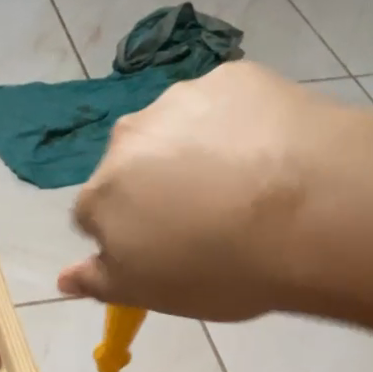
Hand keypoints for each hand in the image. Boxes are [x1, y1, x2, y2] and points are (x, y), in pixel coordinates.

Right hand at [58, 61, 345, 320]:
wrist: (309, 212)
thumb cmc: (219, 269)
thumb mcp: (152, 294)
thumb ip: (100, 281)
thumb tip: (64, 278)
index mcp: (100, 196)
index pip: (93, 216)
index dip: (126, 235)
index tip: (161, 251)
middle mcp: (126, 139)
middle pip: (129, 166)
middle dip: (153, 188)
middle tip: (202, 221)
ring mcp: (180, 101)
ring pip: (174, 131)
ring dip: (192, 153)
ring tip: (241, 187)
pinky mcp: (232, 77)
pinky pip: (222, 105)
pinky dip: (235, 127)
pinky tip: (267, 155)